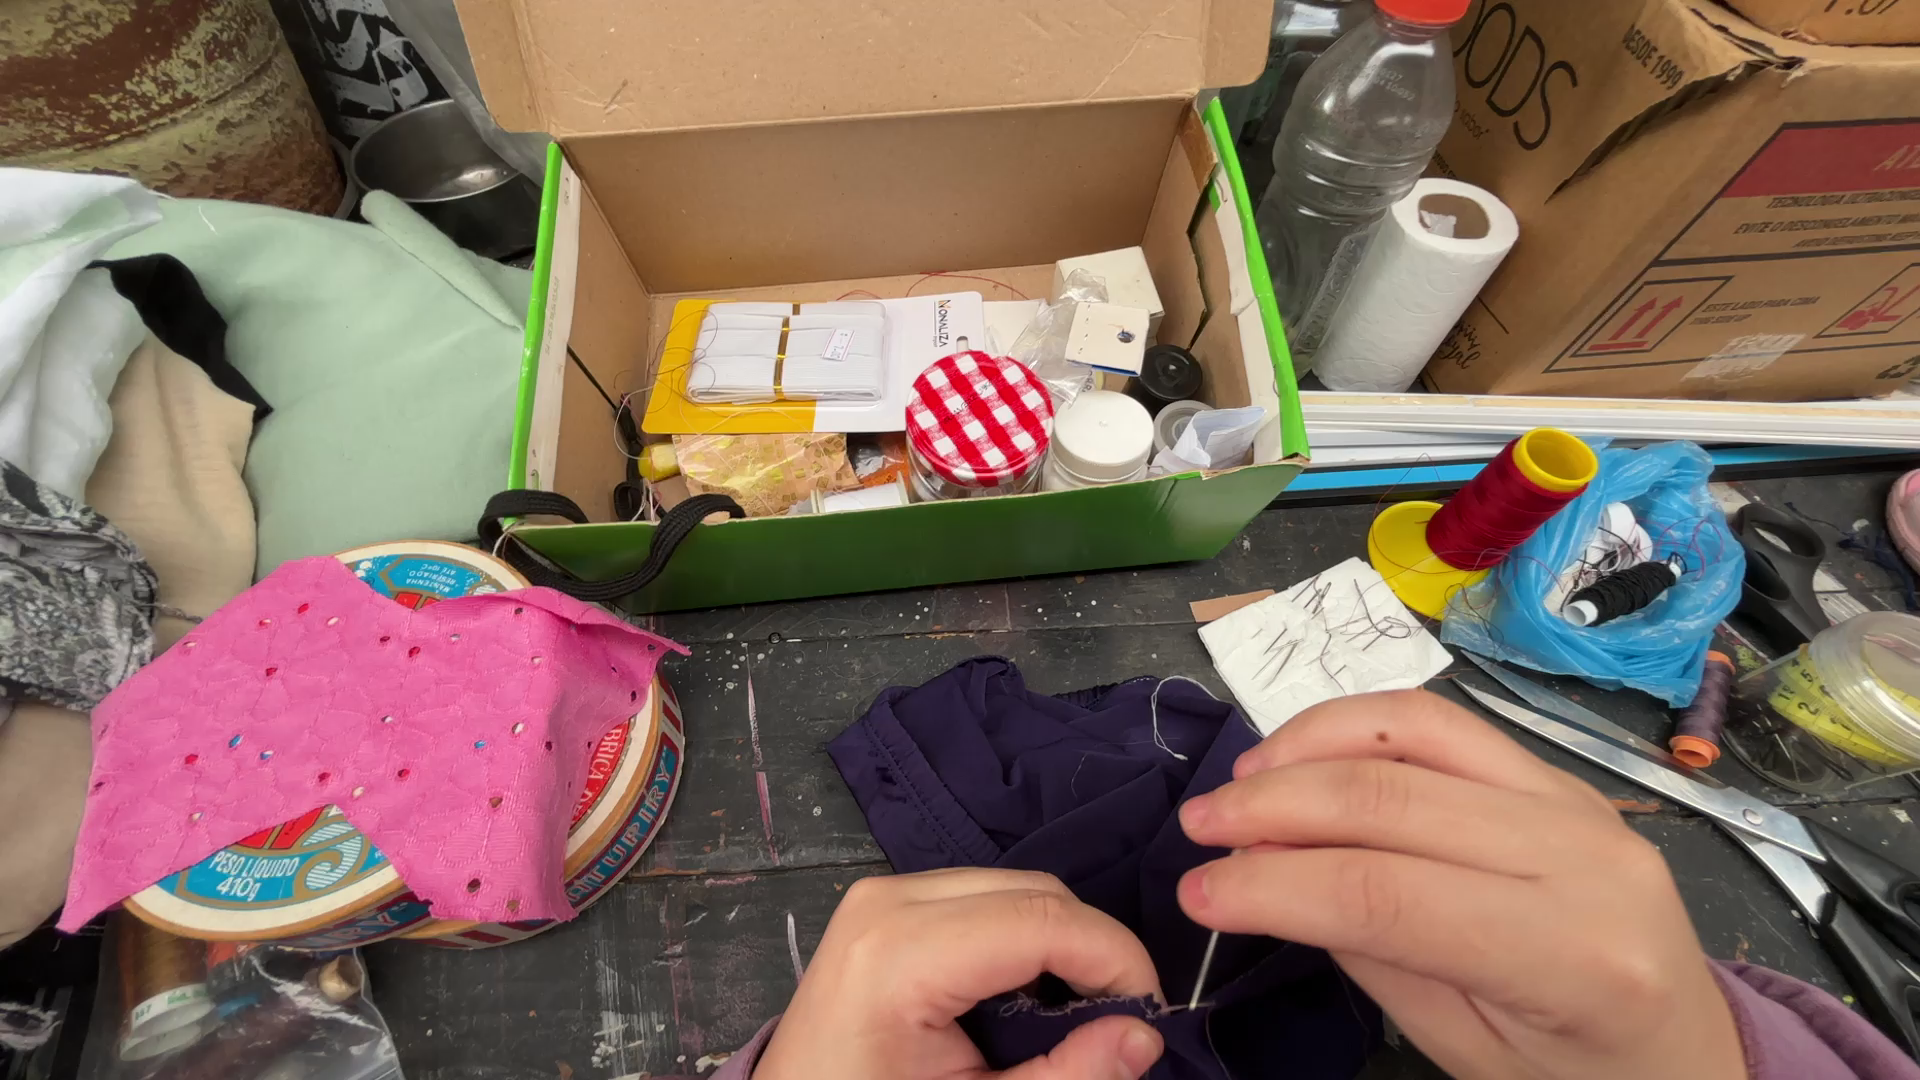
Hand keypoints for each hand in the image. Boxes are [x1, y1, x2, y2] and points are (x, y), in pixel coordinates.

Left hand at [754, 867, 1164, 1079]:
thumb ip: (1066, 1079)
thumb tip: (1144, 1034)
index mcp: (898, 953)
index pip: (1038, 919)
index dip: (1114, 957)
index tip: (1153, 1014)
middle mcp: (889, 898)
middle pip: (1030, 891)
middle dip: (1092, 948)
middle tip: (1121, 1020)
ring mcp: (883, 891)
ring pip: (1010, 886)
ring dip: (1059, 940)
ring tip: (1077, 1012)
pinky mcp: (886, 901)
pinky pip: (980, 897)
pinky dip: (1021, 935)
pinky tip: (1025, 992)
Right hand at [1176, 690, 1745, 1079]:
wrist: (1689, 1052)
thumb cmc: (1572, 1075)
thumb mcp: (1459, 1044)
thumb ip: (1362, 942)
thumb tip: (1262, 865)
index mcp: (1574, 954)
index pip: (1383, 896)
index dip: (1271, 886)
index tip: (1195, 891)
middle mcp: (1581, 852)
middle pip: (1383, 798)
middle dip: (1267, 805)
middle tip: (1197, 823)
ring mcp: (1568, 793)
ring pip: (1404, 729)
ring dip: (1301, 746)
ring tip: (1240, 779)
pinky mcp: (1542, 767)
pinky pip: (1429, 718)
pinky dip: (1346, 723)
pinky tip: (1299, 750)